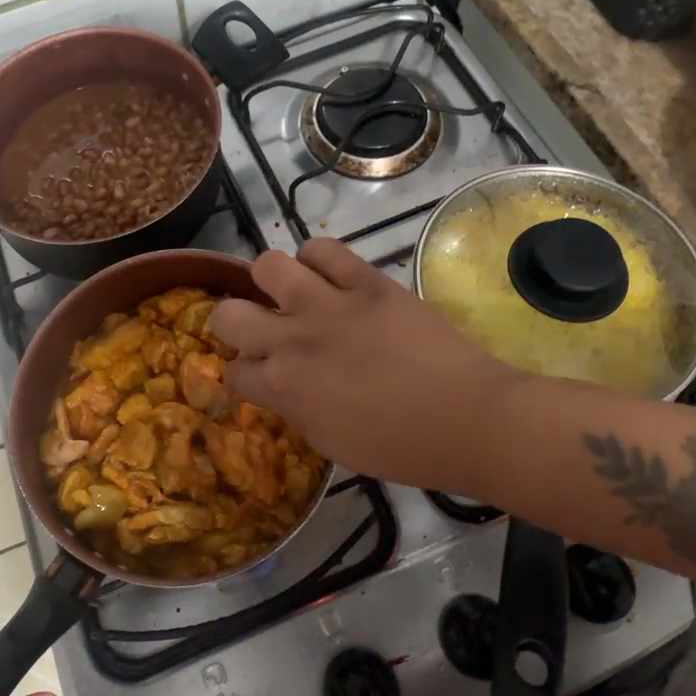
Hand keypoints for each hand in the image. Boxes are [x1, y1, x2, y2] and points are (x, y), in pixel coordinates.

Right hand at [209, 239, 525, 493]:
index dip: (244, 374)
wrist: (467, 418)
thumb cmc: (400, 447)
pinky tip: (328, 276)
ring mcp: (330, 304)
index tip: (260, 375)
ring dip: (272, 282)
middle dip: (234, 323)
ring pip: (268, 265)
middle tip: (263, 330)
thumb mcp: (331, 442)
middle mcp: (295, 339)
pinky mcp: (367, 280)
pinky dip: (317, 259)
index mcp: (284, 388)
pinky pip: (323, 248)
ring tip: (294, 294)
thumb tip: (283, 386)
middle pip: (228, 313)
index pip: (233, 371)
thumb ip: (296, 408)